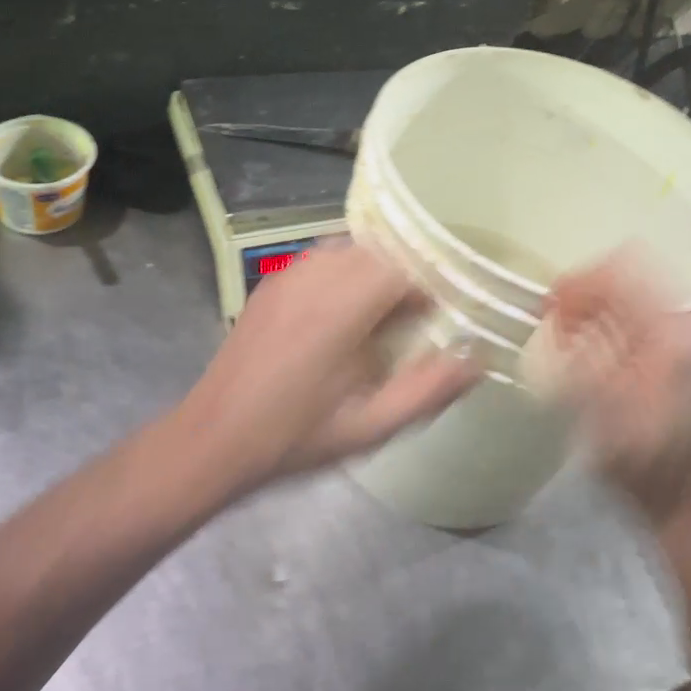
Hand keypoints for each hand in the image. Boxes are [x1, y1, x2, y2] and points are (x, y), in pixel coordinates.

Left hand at [175, 242, 478, 491]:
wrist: (213, 439)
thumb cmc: (294, 438)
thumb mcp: (369, 427)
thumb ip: (427, 391)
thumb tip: (476, 361)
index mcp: (340, 308)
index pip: (401, 267)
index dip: (427, 289)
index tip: (436, 322)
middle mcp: (312, 279)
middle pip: (375, 252)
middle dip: (402, 279)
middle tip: (413, 322)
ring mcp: (285, 277)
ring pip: (346, 250)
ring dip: (372, 274)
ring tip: (380, 319)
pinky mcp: (268, 285)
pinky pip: (318, 261)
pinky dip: (342, 275)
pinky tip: (341, 317)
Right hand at [545, 253, 690, 522]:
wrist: (688, 500)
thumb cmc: (646, 462)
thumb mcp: (601, 408)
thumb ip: (576, 351)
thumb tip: (554, 312)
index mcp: (673, 328)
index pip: (622, 266)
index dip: (578, 280)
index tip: (548, 307)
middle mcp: (687, 320)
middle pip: (625, 274)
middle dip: (580, 294)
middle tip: (549, 322)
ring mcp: (686, 334)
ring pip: (627, 293)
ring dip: (588, 309)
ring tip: (561, 337)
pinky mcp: (678, 350)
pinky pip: (633, 316)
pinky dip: (601, 324)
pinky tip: (582, 350)